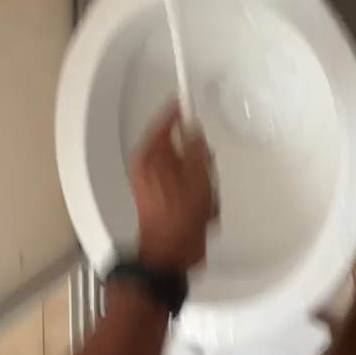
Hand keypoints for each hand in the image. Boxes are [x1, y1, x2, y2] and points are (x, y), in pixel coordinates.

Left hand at [129, 103, 217, 272]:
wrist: (170, 255)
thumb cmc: (177, 221)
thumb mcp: (196, 177)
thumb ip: (197, 148)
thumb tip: (195, 129)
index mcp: (151, 156)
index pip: (166, 120)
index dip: (181, 110)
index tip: (189, 99)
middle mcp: (150, 167)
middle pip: (183, 146)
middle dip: (200, 160)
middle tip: (205, 174)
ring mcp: (158, 184)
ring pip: (191, 167)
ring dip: (203, 181)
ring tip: (203, 198)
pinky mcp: (167, 199)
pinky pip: (191, 185)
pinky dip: (200, 196)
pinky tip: (201, 209)